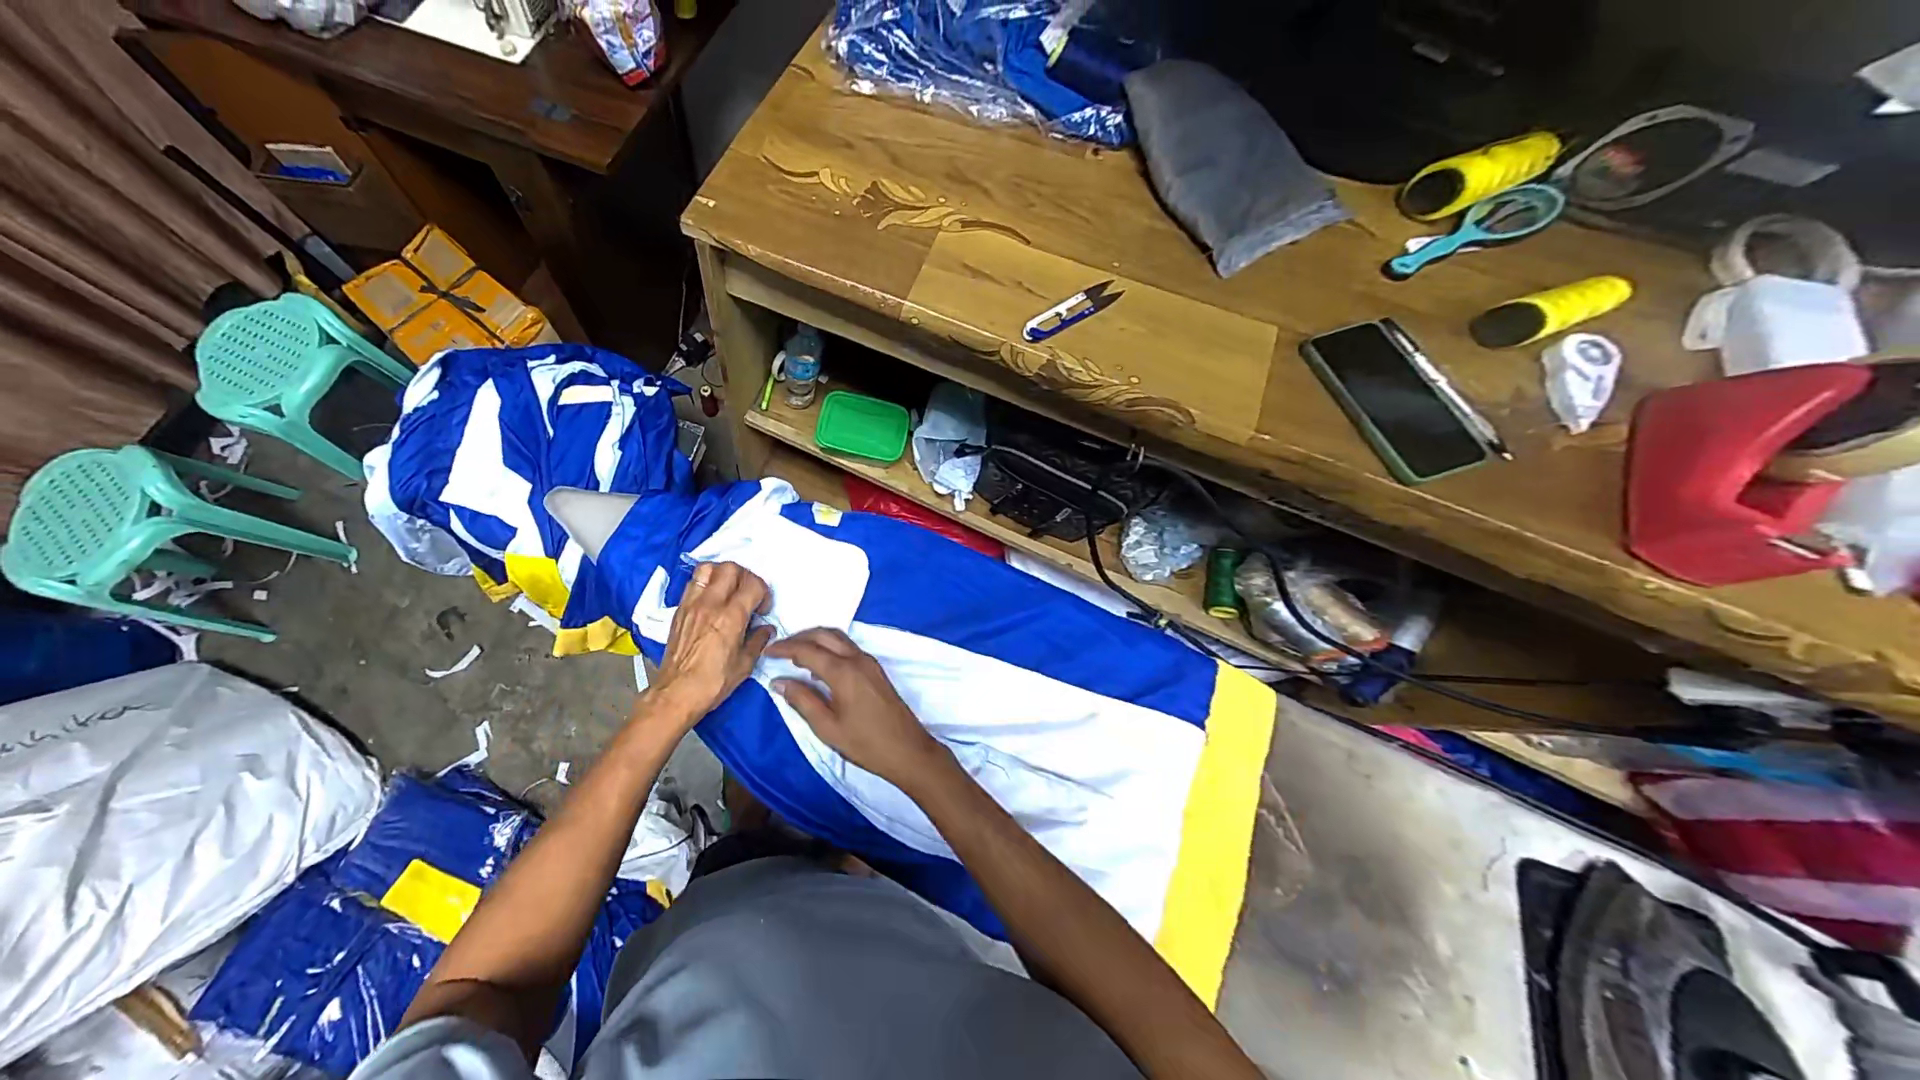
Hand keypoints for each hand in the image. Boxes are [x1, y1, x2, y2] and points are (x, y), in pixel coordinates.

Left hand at [648, 562, 772, 723]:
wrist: (676, 693)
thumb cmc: (713, 682)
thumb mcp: (745, 664)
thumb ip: (758, 640)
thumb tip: (765, 629)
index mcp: (731, 617)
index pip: (753, 584)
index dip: (763, 593)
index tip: (762, 609)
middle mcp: (711, 604)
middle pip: (731, 568)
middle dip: (746, 577)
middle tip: (748, 594)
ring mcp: (692, 605)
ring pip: (708, 568)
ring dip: (723, 574)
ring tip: (729, 590)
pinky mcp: (679, 610)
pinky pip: (693, 583)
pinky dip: (706, 583)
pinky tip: (711, 599)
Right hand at [767, 629, 952, 791]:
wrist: (908, 750)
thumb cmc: (865, 743)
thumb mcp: (827, 727)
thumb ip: (802, 701)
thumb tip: (779, 681)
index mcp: (843, 671)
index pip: (807, 650)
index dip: (784, 648)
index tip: (766, 652)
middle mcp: (858, 659)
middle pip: (824, 635)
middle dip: (799, 637)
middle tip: (778, 649)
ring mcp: (869, 663)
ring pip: (838, 638)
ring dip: (815, 640)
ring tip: (795, 654)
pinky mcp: (876, 670)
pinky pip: (848, 648)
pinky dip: (830, 648)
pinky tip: (819, 666)